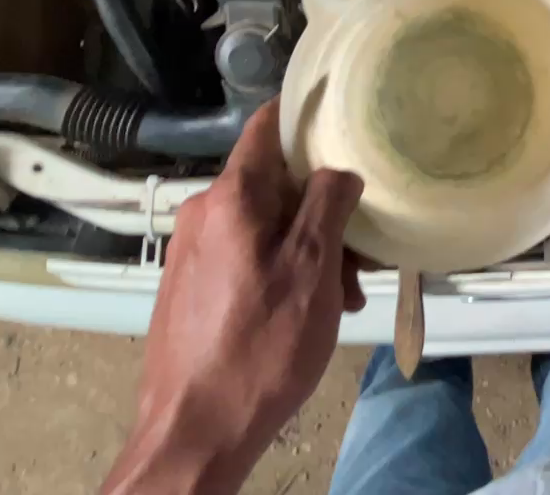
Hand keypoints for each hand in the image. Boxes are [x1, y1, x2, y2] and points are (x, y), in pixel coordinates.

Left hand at [102, 98, 364, 494]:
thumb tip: (339, 169)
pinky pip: (247, 253)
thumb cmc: (261, 344)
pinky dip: (283, 266)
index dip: (305, 113)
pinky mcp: (189, 285)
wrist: (192, 436)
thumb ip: (329, 201)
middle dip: (322, 204)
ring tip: (343, 291)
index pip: (267, 125)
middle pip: (275, 182)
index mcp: (231, 197)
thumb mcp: (314, 266)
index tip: (344, 114)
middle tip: (359, 246)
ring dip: (310, 244)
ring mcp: (192, 251)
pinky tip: (309, 307)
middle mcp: (204, 212)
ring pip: (266, 222)